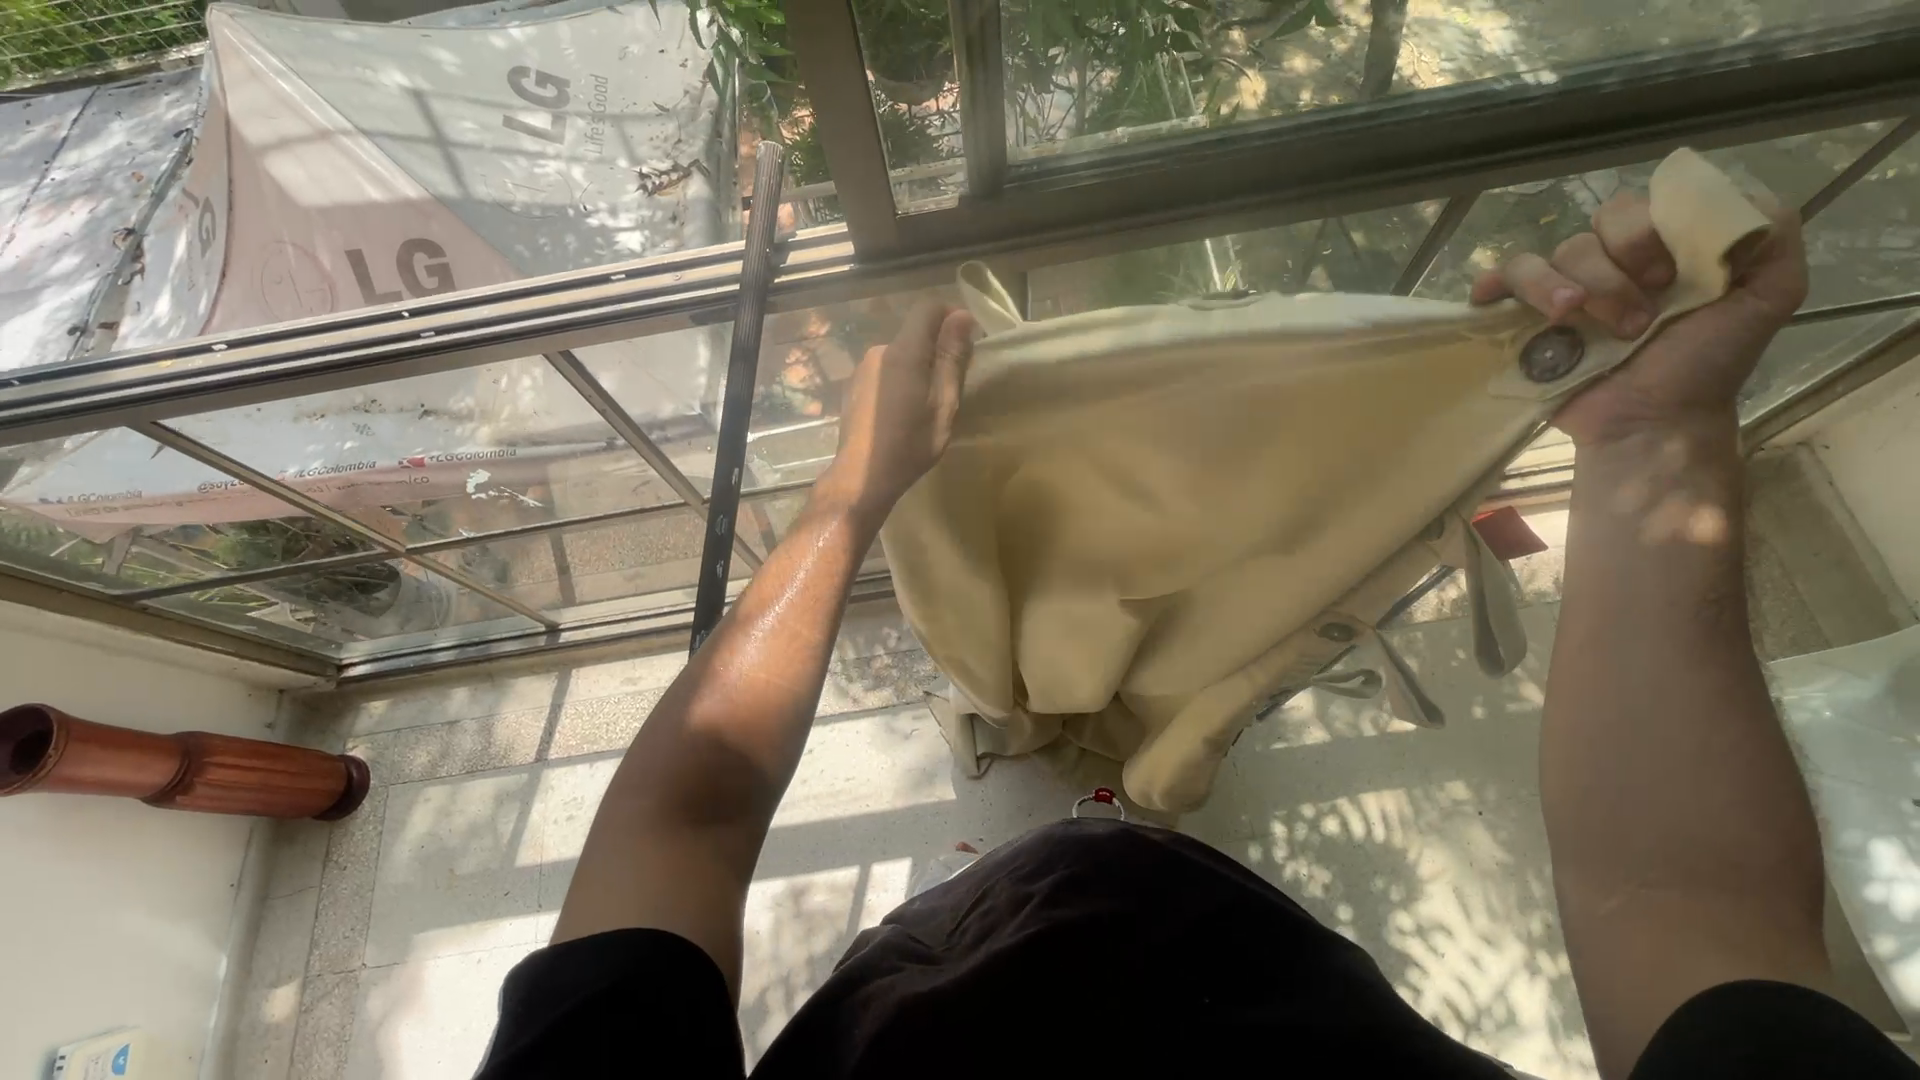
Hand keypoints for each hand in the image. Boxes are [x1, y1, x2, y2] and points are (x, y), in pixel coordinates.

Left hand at [817, 301, 976, 519]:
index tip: (968, 341)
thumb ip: (952, 358)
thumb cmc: (910, 444)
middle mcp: (878, 352)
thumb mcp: (943, 404)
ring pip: (899, 355)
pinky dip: (900, 382)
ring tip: (928, 404)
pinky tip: (903, 413)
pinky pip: (884, 372)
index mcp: (903, 352)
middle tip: (955, 383)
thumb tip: (962, 317)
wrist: (862, 477)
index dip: (952, 316)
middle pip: (914, 334)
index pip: (928, 309)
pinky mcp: (853, 388)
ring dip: (918, 368)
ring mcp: (862, 370)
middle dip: (938, 349)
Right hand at [1470, 190, 1806, 446]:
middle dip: (1607, 272)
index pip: (1638, 207)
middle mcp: (1608, 266)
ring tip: (1573, 323)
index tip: (1666, 278)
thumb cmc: (1704, 366)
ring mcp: (1560, 294)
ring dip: (1558, 289)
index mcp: (1659, 252)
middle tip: (1631, 319)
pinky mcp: (1521, 322)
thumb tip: (1727, 196)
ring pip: (1540, 259)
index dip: (1645, 234)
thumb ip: (1770, 238)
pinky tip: (1490, 299)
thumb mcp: (1770, 294)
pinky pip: (1497, 285)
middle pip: (1587, 232)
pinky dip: (1491, 285)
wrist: (1649, 424)